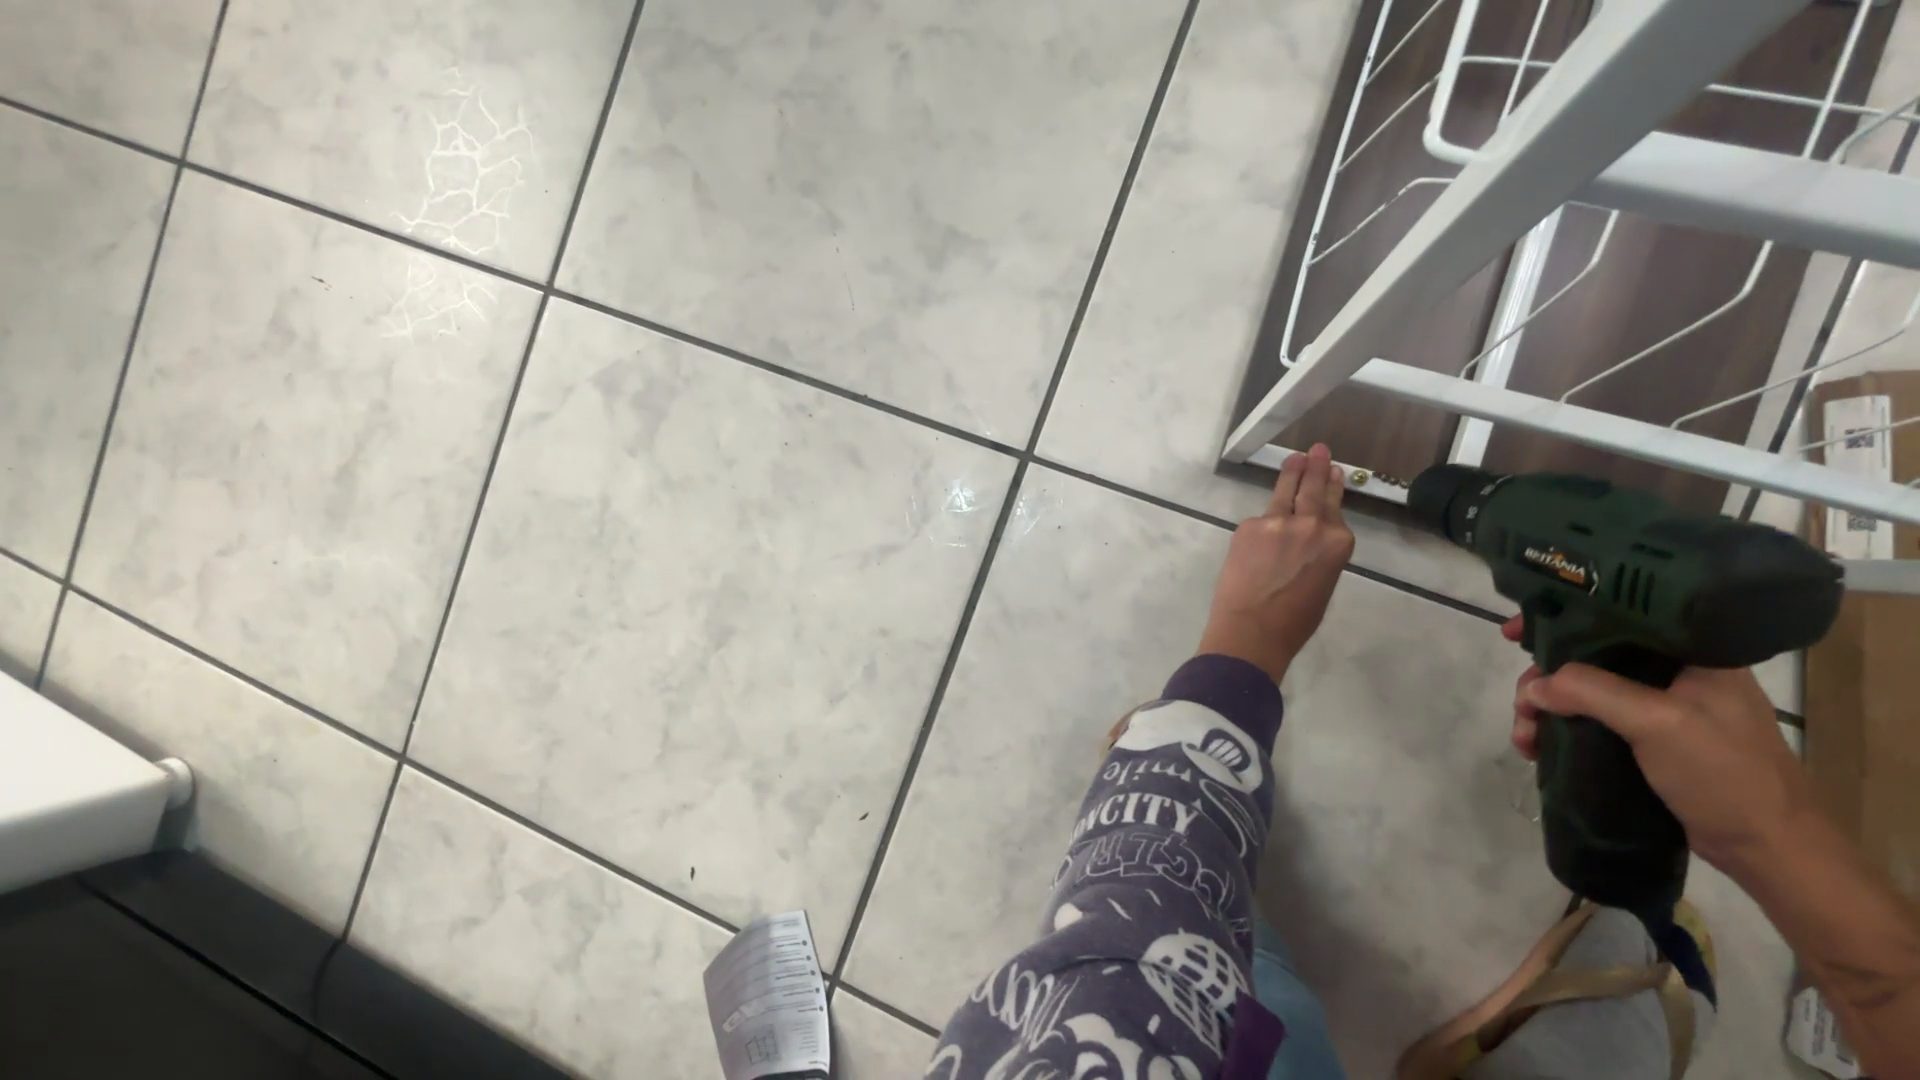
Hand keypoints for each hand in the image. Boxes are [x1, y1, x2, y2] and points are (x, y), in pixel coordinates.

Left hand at [1197, 444, 1355, 683]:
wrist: (1252, 629)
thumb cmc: (1293, 621)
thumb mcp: (1322, 585)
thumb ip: (1320, 555)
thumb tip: (1307, 543)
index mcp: (1338, 543)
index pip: (1336, 508)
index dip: (1333, 489)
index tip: (1333, 472)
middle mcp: (1312, 525)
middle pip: (1314, 489)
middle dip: (1317, 467)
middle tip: (1318, 449)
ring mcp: (1278, 522)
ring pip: (1286, 491)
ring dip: (1292, 472)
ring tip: (1296, 457)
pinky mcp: (1249, 526)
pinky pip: (1258, 520)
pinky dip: (1261, 524)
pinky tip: (1258, 533)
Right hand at [1502, 615, 1814, 874]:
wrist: (1769, 850)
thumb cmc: (1725, 774)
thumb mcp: (1657, 723)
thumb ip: (1591, 692)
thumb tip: (1533, 688)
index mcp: (1692, 654)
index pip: (1615, 618)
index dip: (1560, 620)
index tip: (1514, 633)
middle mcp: (1676, 674)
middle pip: (1590, 658)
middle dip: (1544, 679)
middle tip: (1520, 705)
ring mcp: (1664, 709)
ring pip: (1585, 692)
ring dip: (1546, 710)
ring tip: (1525, 738)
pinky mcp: (1651, 740)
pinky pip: (1593, 721)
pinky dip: (1561, 730)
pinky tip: (1539, 748)